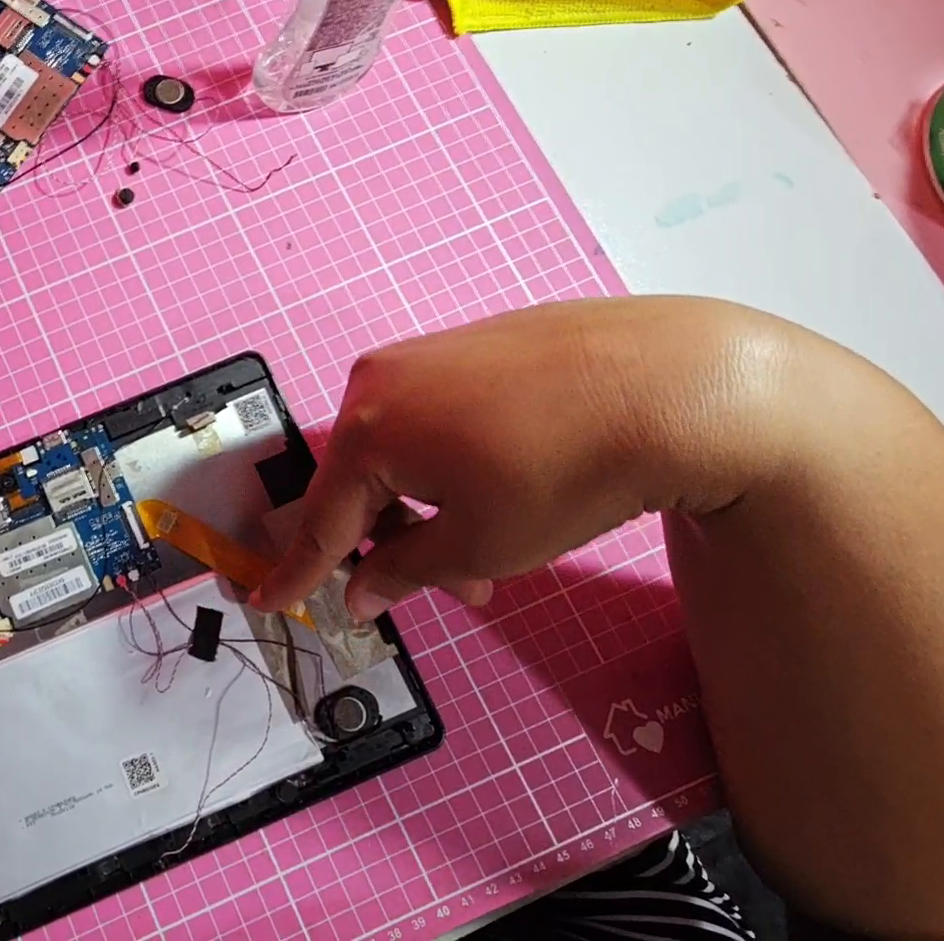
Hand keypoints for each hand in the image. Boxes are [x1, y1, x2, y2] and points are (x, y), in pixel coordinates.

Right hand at [254, 297, 788, 619]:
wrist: (678, 380)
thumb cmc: (564, 473)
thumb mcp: (480, 544)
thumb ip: (403, 572)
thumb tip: (360, 591)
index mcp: (366, 430)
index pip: (320, 519)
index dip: (296, 570)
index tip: (265, 599)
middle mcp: (377, 382)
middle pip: (363, 480)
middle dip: (399, 539)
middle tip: (461, 586)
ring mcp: (422, 355)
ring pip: (398, 448)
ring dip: (430, 502)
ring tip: (498, 538)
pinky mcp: (465, 344)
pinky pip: (430, 415)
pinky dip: (450, 460)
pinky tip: (507, 477)